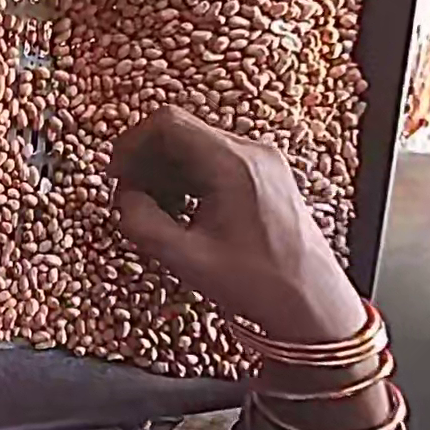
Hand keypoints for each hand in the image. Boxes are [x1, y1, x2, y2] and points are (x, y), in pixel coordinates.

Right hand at [109, 106, 363, 342]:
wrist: (314, 306)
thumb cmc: (255, 283)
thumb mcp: (185, 257)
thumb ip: (141, 221)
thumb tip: (124, 196)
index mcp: (232, 163)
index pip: (167, 123)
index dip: (131, 143)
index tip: (115, 173)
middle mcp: (250, 151)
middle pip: (179, 132)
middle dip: (145, 160)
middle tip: (129, 195)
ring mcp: (261, 161)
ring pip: (193, 145)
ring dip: (164, 171)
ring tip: (155, 209)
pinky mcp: (264, 174)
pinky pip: (212, 160)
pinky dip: (186, 178)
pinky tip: (180, 210)